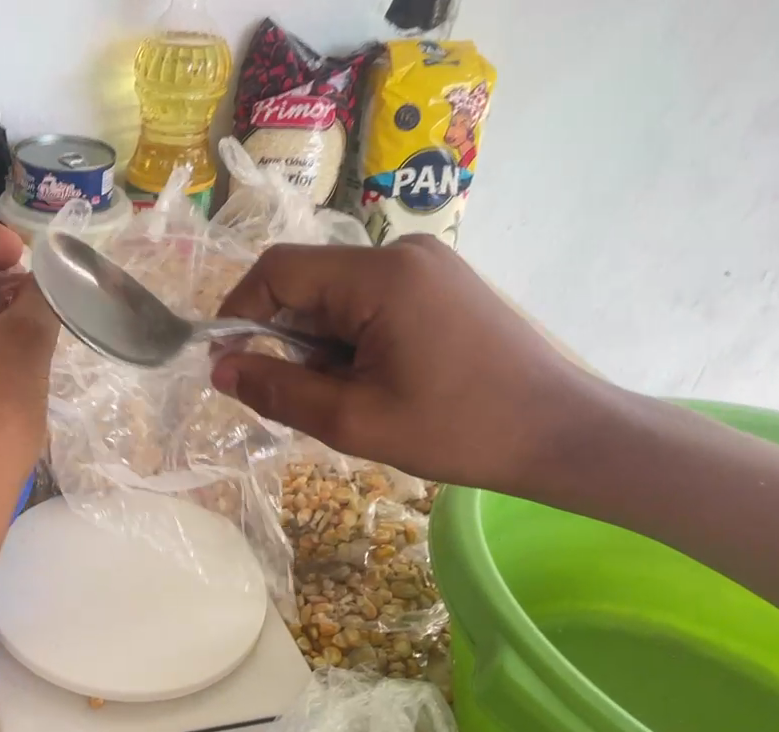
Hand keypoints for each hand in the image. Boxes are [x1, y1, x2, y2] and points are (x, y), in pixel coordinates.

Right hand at [210, 236, 626, 497]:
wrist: (560, 432)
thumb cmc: (457, 429)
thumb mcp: (353, 420)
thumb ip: (278, 391)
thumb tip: (219, 369)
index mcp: (380, 276)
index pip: (278, 270)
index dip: (238, 313)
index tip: (226, 363)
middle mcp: (402, 252)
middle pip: (308, 283)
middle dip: (288, 340)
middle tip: (303, 398)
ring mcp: (427, 264)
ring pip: (337, 297)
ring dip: (321, 346)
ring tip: (349, 398)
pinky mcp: (441, 283)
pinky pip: (369, 302)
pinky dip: (351, 341)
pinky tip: (375, 382)